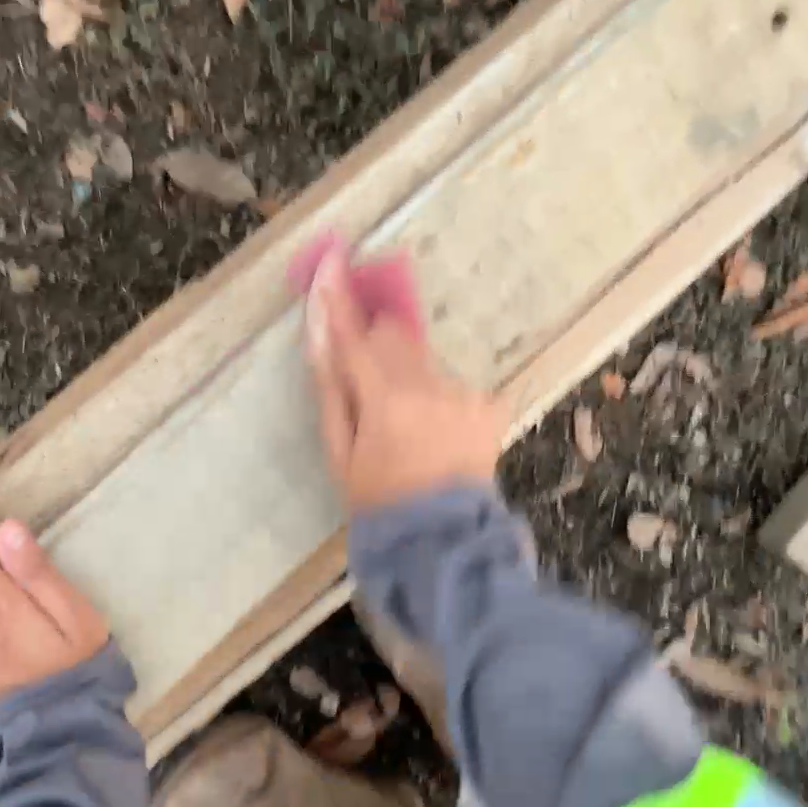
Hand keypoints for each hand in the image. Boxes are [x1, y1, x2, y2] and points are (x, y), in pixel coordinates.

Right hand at [306, 248, 504, 512]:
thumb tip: (320, 337)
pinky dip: (436, 396)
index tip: (332, 263)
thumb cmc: (379, 500)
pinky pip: (451, 382)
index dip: (339, 301)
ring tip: (405, 422)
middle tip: (366, 371)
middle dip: (376, 341)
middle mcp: (428, 385)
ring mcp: (462, 393)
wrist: (444, 542)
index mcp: (385, 400)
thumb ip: (332, 390)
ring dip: (406, 373)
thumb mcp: (341, 453)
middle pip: (394, 335)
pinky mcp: (487, 404)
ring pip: (423, 358)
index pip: (354, 339)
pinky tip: (435, 432)